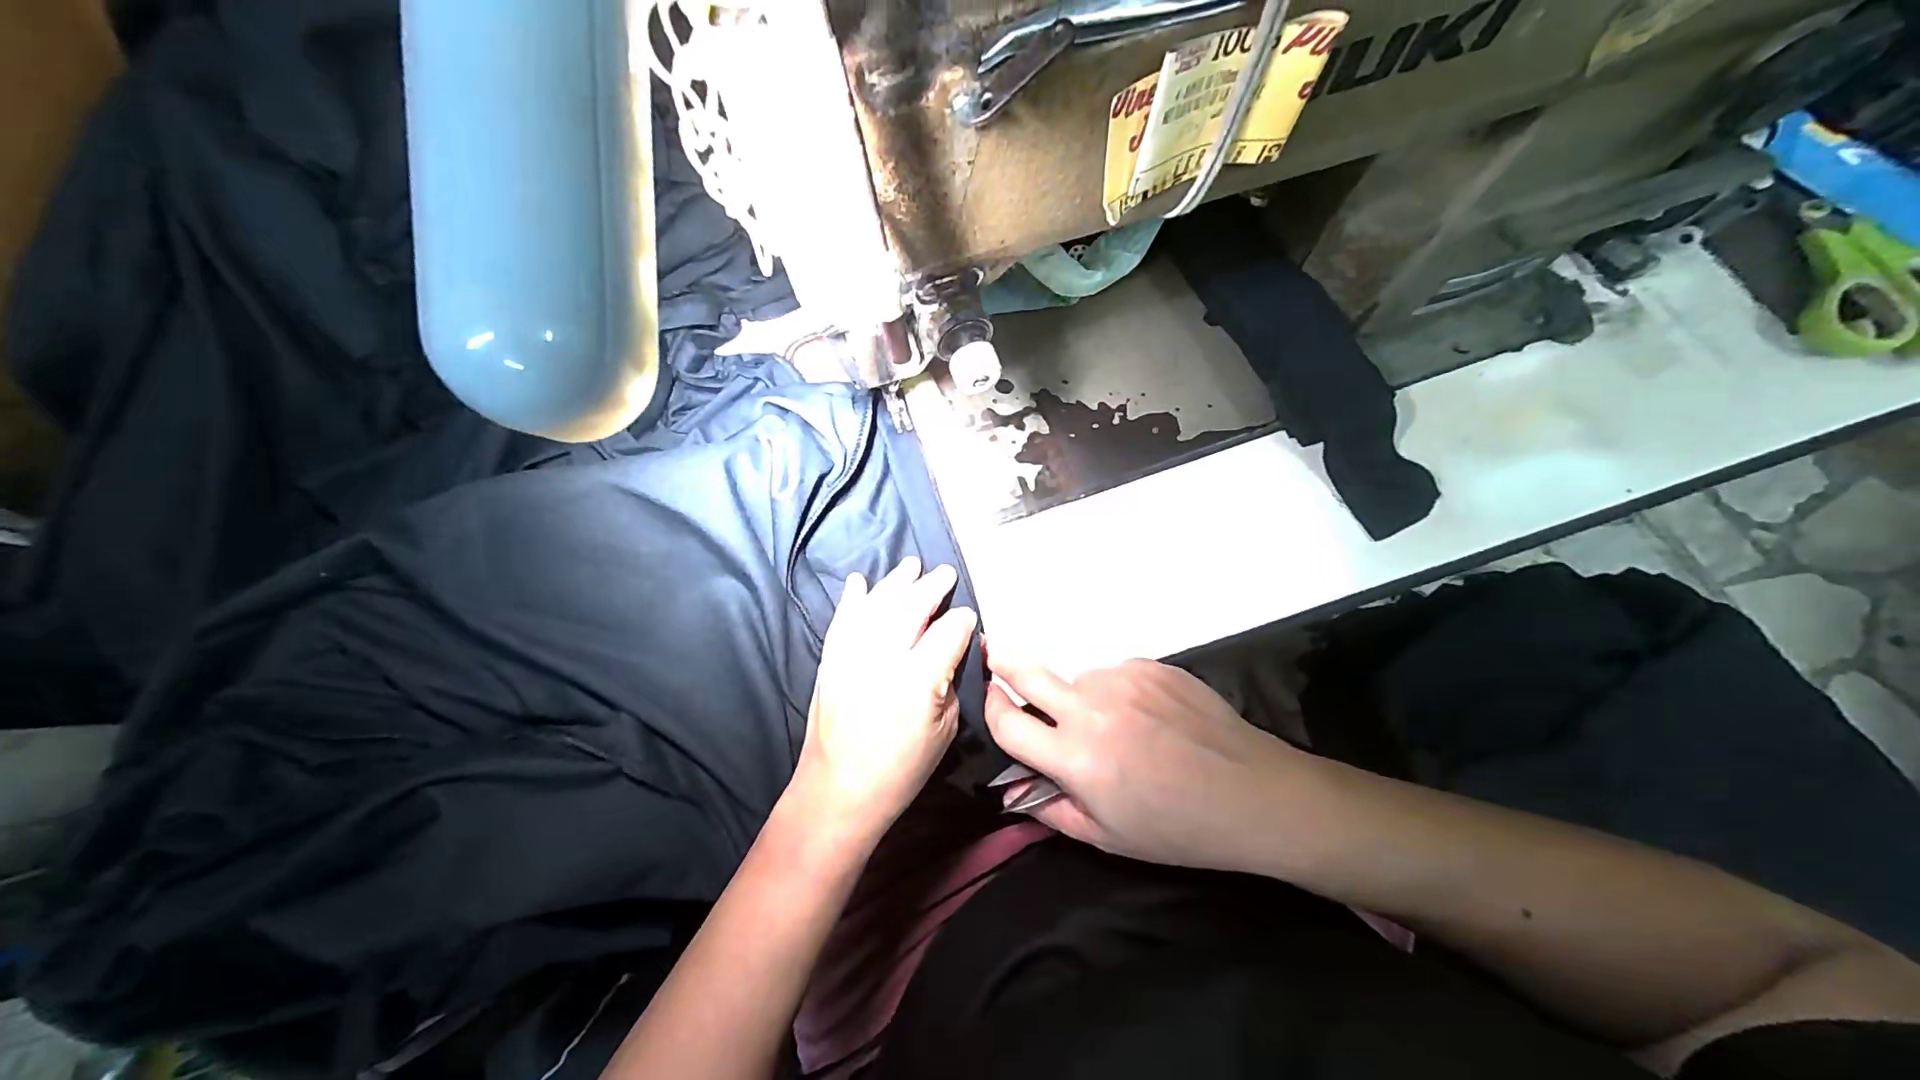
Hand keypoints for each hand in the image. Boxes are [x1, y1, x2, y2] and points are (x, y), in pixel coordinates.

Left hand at [794, 557, 976, 842]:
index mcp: (918, 680)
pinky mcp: (830, 660)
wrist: (838, 789)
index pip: (948, 632)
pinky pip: (843, 618)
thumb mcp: (945, 729)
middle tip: (945, 574)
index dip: (961, 621)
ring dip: (895, 583)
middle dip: (931, 587)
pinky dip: (852, 598)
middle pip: (911, 607)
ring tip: (910, 565)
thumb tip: (955, 652)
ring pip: (876, 605)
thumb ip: (950, 683)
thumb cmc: (900, 769)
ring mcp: (851, 656)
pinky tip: (860, 582)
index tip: (968, 616)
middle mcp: (883, 659)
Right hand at [986, 658, 1300, 871]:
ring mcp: (1124, 680)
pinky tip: (1148, 717)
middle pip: (1027, 673)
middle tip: (994, 654)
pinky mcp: (1152, 666)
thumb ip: (1050, 808)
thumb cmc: (1177, 828)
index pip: (1007, 723)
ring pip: (1080, 679)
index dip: (990, 709)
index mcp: (1076, 758)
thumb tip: (1011, 786)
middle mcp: (1091, 709)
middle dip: (1003, 664)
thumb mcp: (1106, 837)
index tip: (989, 698)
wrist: (1254, 794)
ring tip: (1119, 728)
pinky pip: (1117, 675)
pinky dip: (1119, 693)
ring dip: (1081, 697)